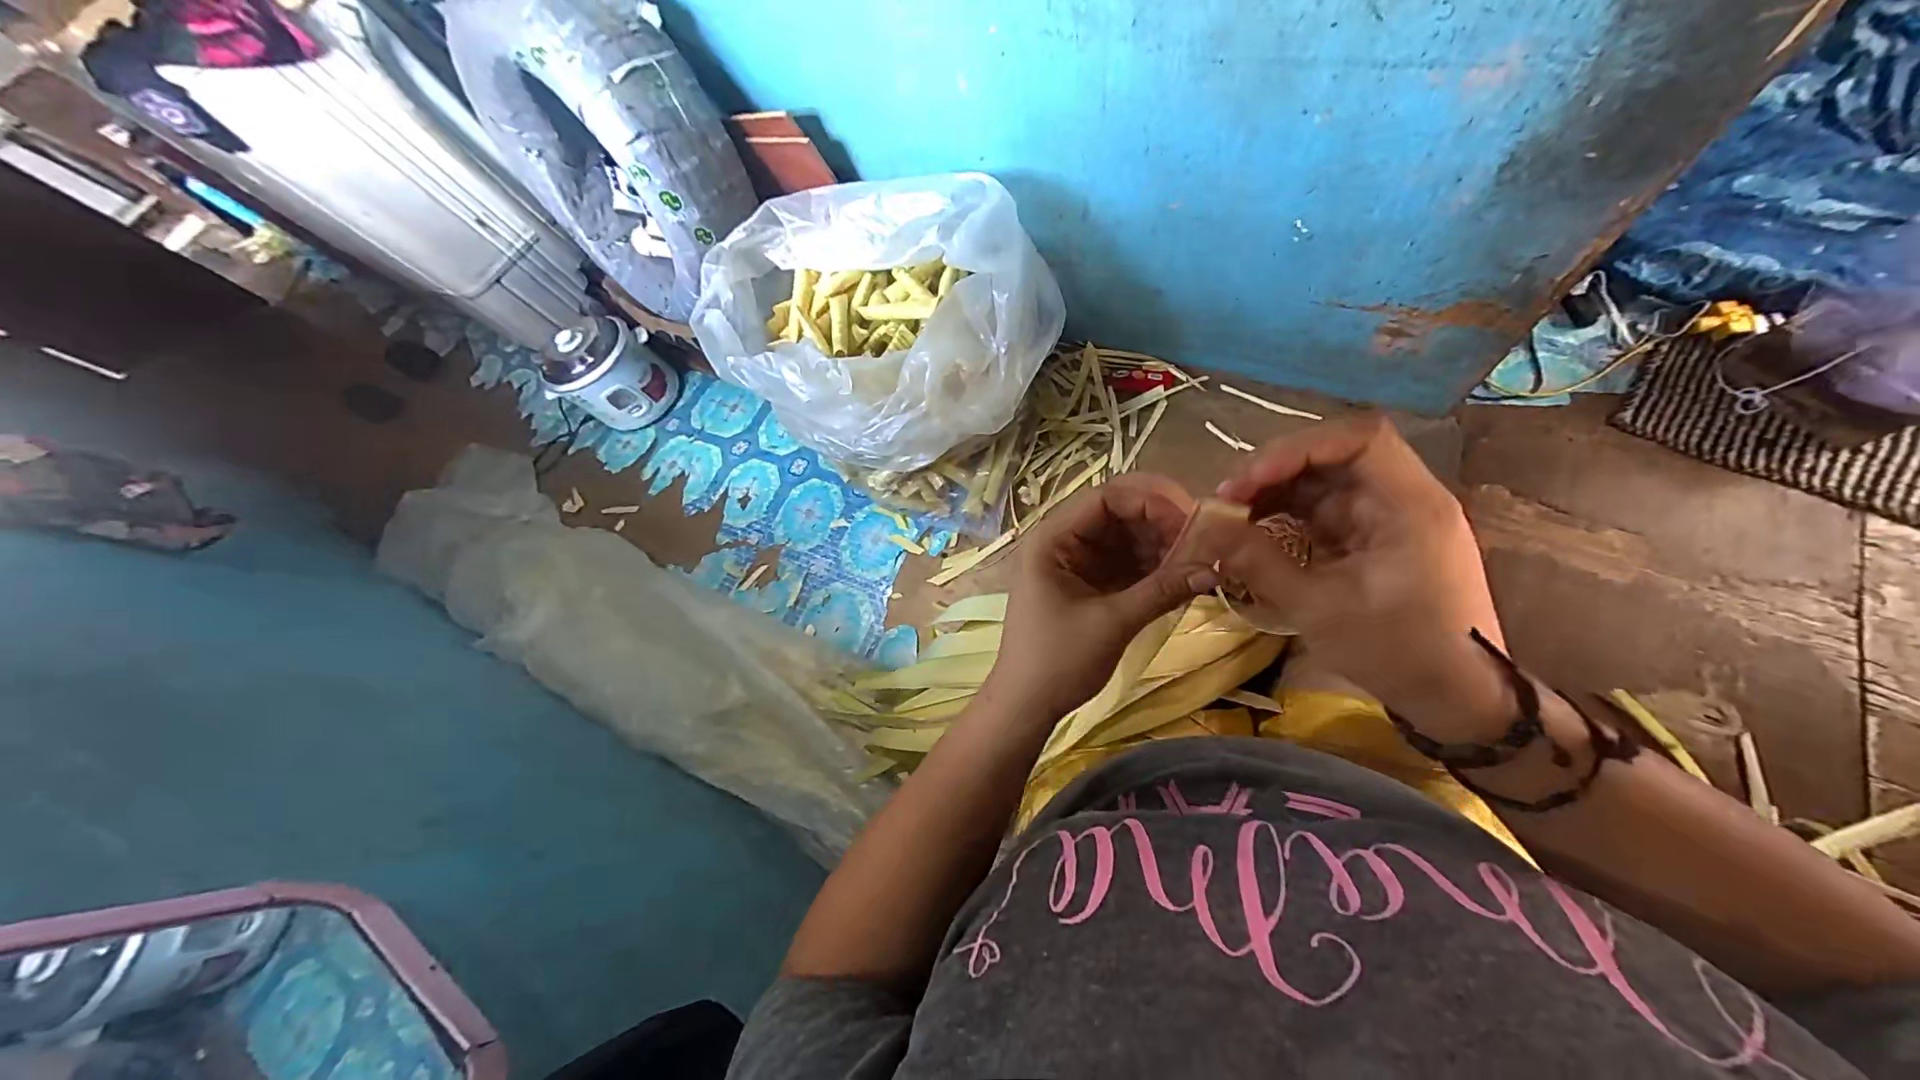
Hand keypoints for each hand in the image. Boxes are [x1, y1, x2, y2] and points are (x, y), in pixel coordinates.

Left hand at [985, 474, 1219, 718]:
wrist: (1027, 703)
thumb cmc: (1058, 660)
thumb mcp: (1112, 623)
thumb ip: (1161, 591)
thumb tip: (1214, 569)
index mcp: (1052, 539)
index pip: (1106, 498)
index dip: (1151, 501)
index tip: (1193, 518)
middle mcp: (1062, 542)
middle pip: (1118, 514)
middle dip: (1161, 523)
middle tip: (1203, 541)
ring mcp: (1075, 563)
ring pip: (1125, 538)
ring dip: (1160, 545)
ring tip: (1197, 561)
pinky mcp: (1088, 584)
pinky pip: (1124, 562)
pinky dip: (1151, 567)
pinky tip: (1181, 576)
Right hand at [1213, 416, 1508, 731]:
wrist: (1456, 699)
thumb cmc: (1396, 651)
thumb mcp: (1317, 608)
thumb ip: (1258, 561)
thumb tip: (1205, 525)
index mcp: (1408, 504)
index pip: (1358, 439)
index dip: (1298, 448)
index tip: (1250, 479)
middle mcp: (1402, 499)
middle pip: (1334, 456)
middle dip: (1275, 470)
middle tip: (1228, 499)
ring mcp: (1389, 519)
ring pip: (1325, 482)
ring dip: (1276, 491)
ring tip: (1233, 515)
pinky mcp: (1375, 540)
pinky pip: (1326, 511)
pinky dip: (1288, 515)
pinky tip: (1256, 531)